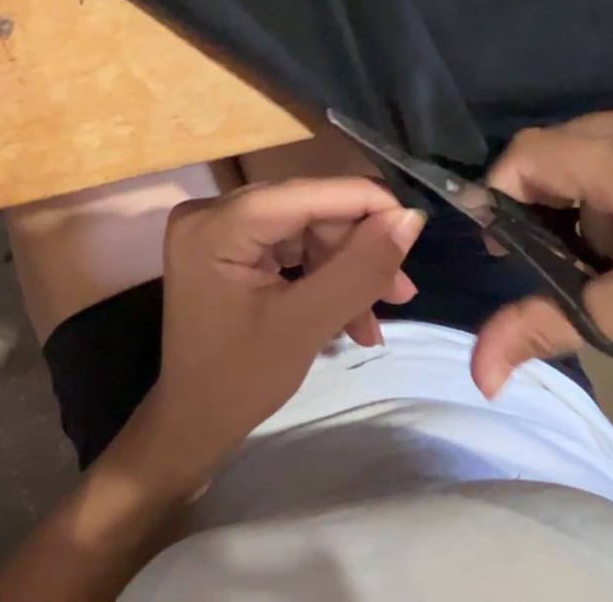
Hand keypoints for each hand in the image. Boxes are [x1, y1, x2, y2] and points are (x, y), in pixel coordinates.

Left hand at [119, 178, 425, 490]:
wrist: (194, 420)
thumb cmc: (240, 380)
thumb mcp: (307, 325)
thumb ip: (359, 268)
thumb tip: (411, 218)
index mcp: (214, 225)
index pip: (304, 193)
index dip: (366, 203)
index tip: (418, 229)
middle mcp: (209, 212)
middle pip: (305, 210)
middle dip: (356, 250)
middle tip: (402, 293)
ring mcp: (216, 228)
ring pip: (303, 229)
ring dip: (345, 270)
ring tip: (372, 323)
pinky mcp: (226, 246)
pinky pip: (287, 245)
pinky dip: (321, 277)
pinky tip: (350, 318)